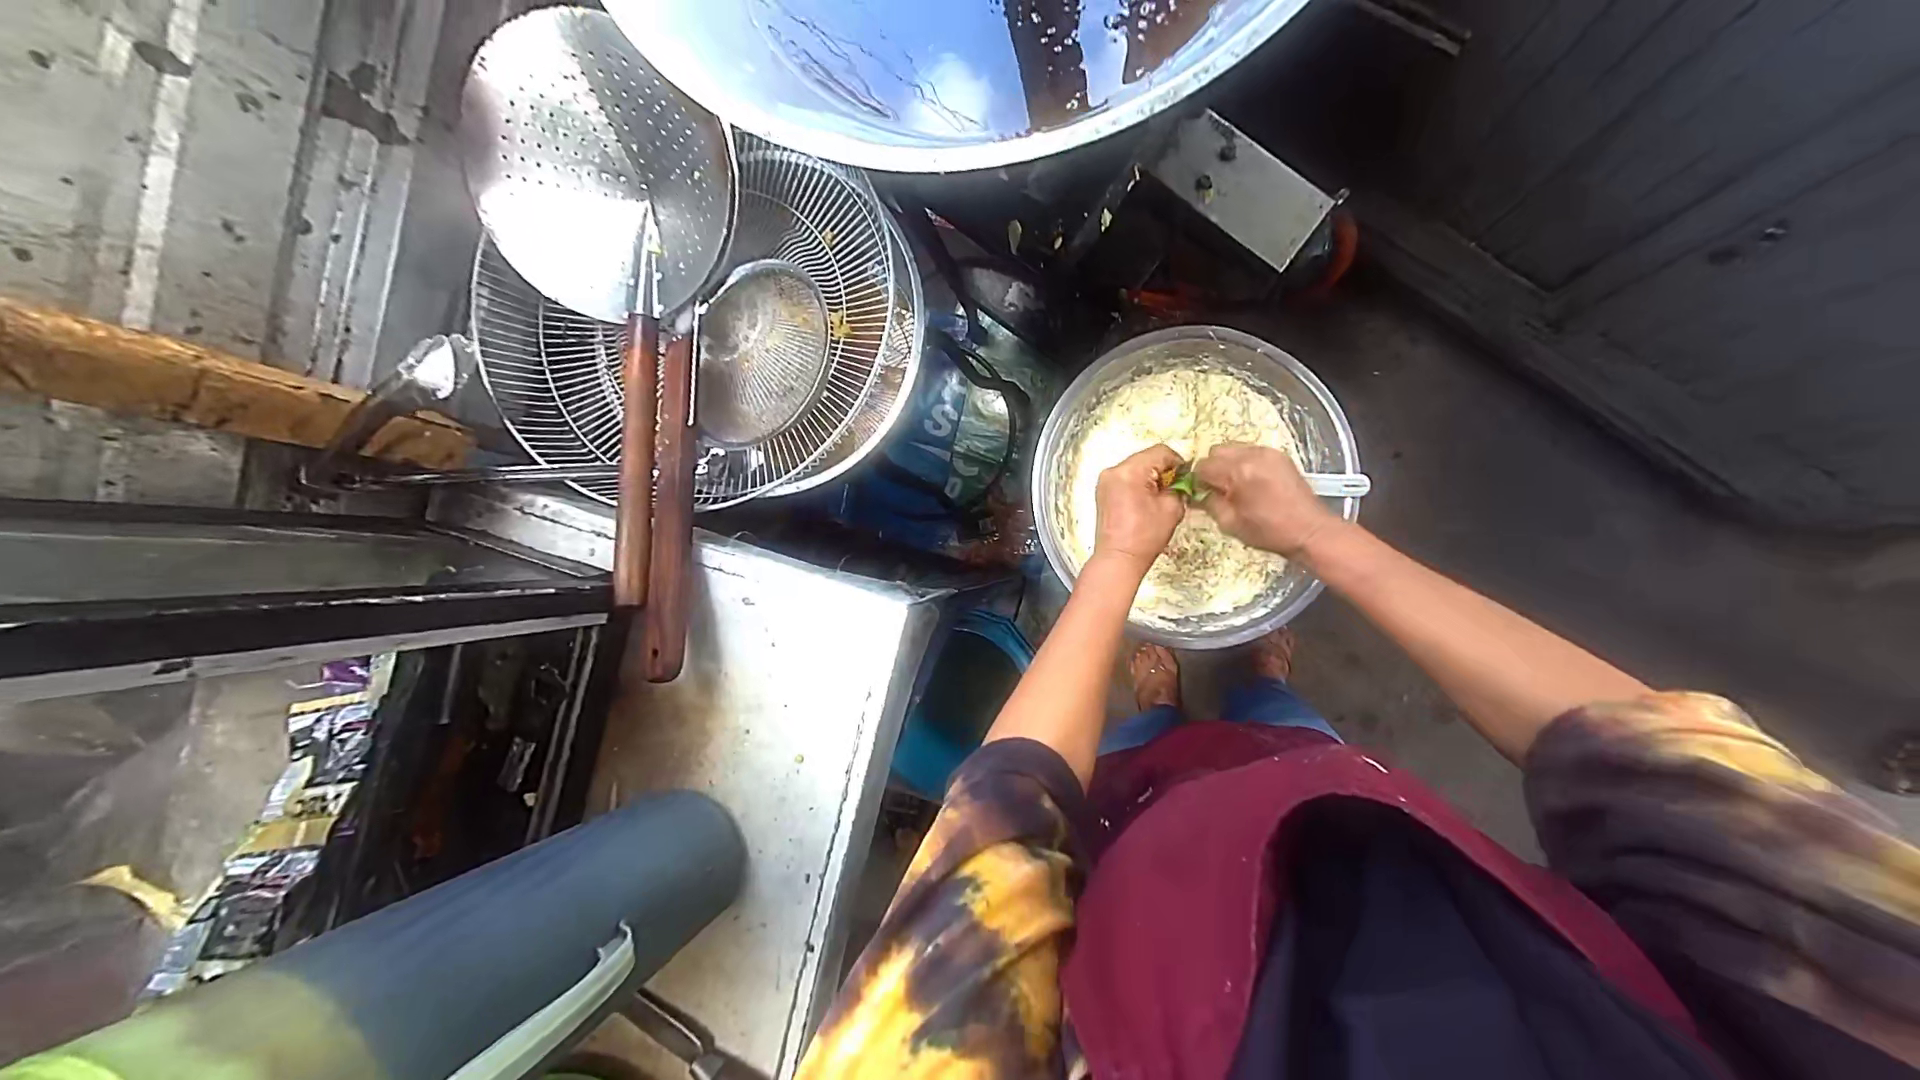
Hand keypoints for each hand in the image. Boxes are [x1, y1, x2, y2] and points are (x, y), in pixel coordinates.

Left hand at [1093, 444, 1185, 573]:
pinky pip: (1125, 479)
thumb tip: (1181, 480)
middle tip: (1175, 489)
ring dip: (1150, 478)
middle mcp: (1113, 471)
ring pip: (1136, 468)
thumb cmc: (1144, 536)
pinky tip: (1146, 502)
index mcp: (1130, 471)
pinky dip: (1138, 485)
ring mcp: (1105, 481)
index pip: (1160, 452)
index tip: (1186, 477)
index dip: (1178, 463)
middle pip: (1146, 458)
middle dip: (1163, 471)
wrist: (1119, 558)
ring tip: (1160, 498)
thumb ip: (1179, 487)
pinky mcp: (1103, 492)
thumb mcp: (1172, 508)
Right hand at [1194, 443, 1338, 557]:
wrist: (1310, 531)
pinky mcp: (1279, 456)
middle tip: (1217, 490)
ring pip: (1233, 448)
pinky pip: (1250, 451)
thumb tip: (1197, 494)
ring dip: (1227, 464)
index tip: (1200, 494)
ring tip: (1234, 486)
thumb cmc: (1269, 532)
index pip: (1202, 466)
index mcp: (1238, 472)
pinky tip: (1249, 482)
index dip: (1197, 481)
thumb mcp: (1229, 523)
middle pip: (1216, 451)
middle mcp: (1252, 455)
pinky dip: (1243, 463)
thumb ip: (1208, 503)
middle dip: (1211, 469)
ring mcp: (1268, 453)